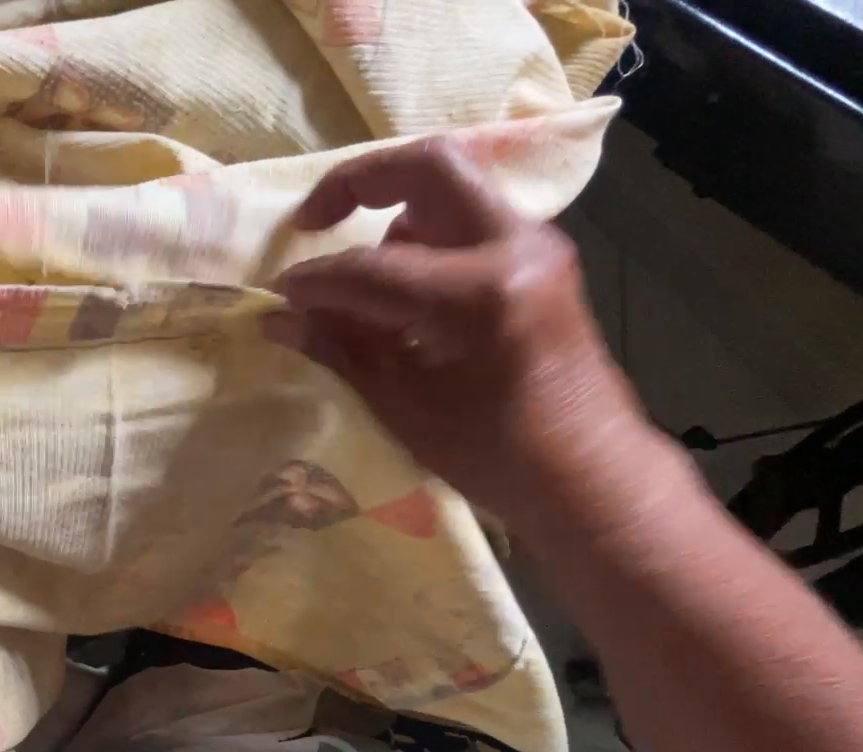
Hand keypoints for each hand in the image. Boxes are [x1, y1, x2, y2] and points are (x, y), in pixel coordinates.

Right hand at [265, 138, 658, 524]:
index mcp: (477, 297)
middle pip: (428, 167)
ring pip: (451, 187)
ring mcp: (533, 246)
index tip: (278, 296)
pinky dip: (421, 235)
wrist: (584, 471)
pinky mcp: (537, 258)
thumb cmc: (490, 454)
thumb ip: (339, 349)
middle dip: (356, 183)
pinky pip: (467, 219)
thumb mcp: (402, 406)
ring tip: (355, 273)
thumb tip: (278, 318)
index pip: (372, 267)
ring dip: (392, 210)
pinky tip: (398, 288)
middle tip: (309, 222)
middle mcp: (514, 248)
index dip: (315, 280)